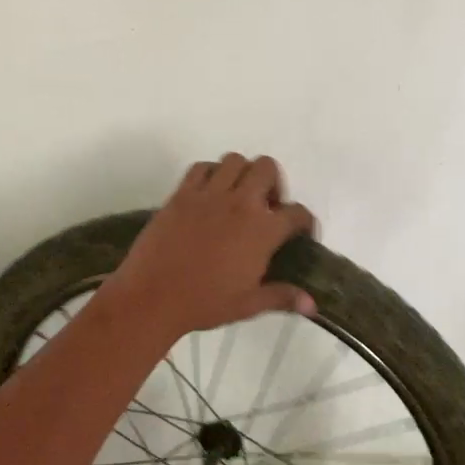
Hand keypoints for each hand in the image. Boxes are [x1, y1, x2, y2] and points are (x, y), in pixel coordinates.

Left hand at [92, 154, 316, 346]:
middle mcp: (240, 204)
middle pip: (267, 168)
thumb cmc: (204, 303)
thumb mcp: (249, 304)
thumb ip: (282, 297)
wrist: (152, 296)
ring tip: (238, 196)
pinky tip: (209, 194)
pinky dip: (210, 173)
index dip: (304, 221)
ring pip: (234, 160)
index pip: (297, 213)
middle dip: (273, 183)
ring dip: (242, 173)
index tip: (300, 232)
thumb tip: (312, 305)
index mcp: (262, 231)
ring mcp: (208, 195)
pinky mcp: (181, 194)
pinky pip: (201, 167)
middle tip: (266, 206)